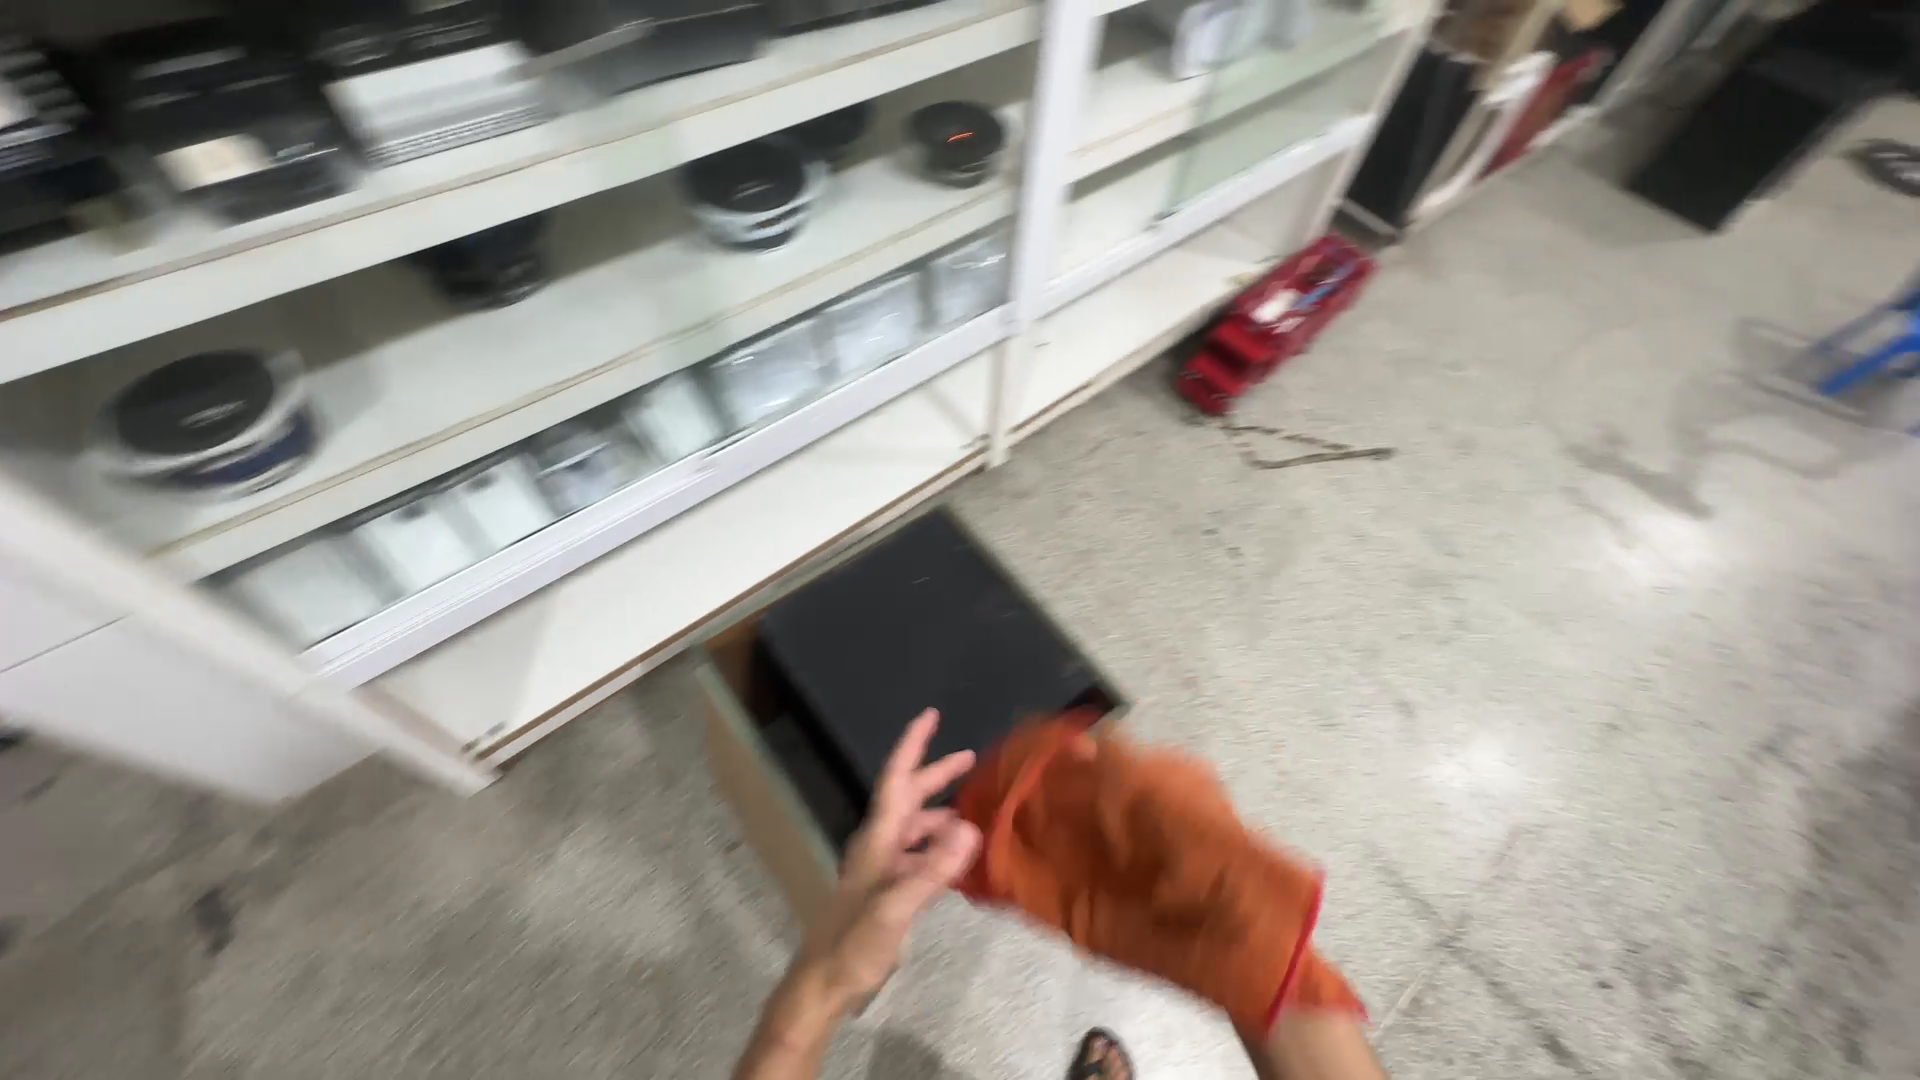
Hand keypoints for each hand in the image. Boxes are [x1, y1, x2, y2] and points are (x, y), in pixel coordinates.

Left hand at [790, 708, 981, 1012]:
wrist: (825, 984)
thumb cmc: (853, 943)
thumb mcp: (894, 907)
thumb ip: (932, 870)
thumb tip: (970, 828)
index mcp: (878, 837)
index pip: (897, 778)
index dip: (913, 745)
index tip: (930, 715)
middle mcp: (880, 844)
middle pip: (909, 797)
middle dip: (937, 774)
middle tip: (971, 758)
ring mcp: (884, 869)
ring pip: (917, 828)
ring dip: (942, 814)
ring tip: (976, 813)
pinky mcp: (890, 892)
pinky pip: (921, 857)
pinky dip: (942, 849)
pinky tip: (962, 860)